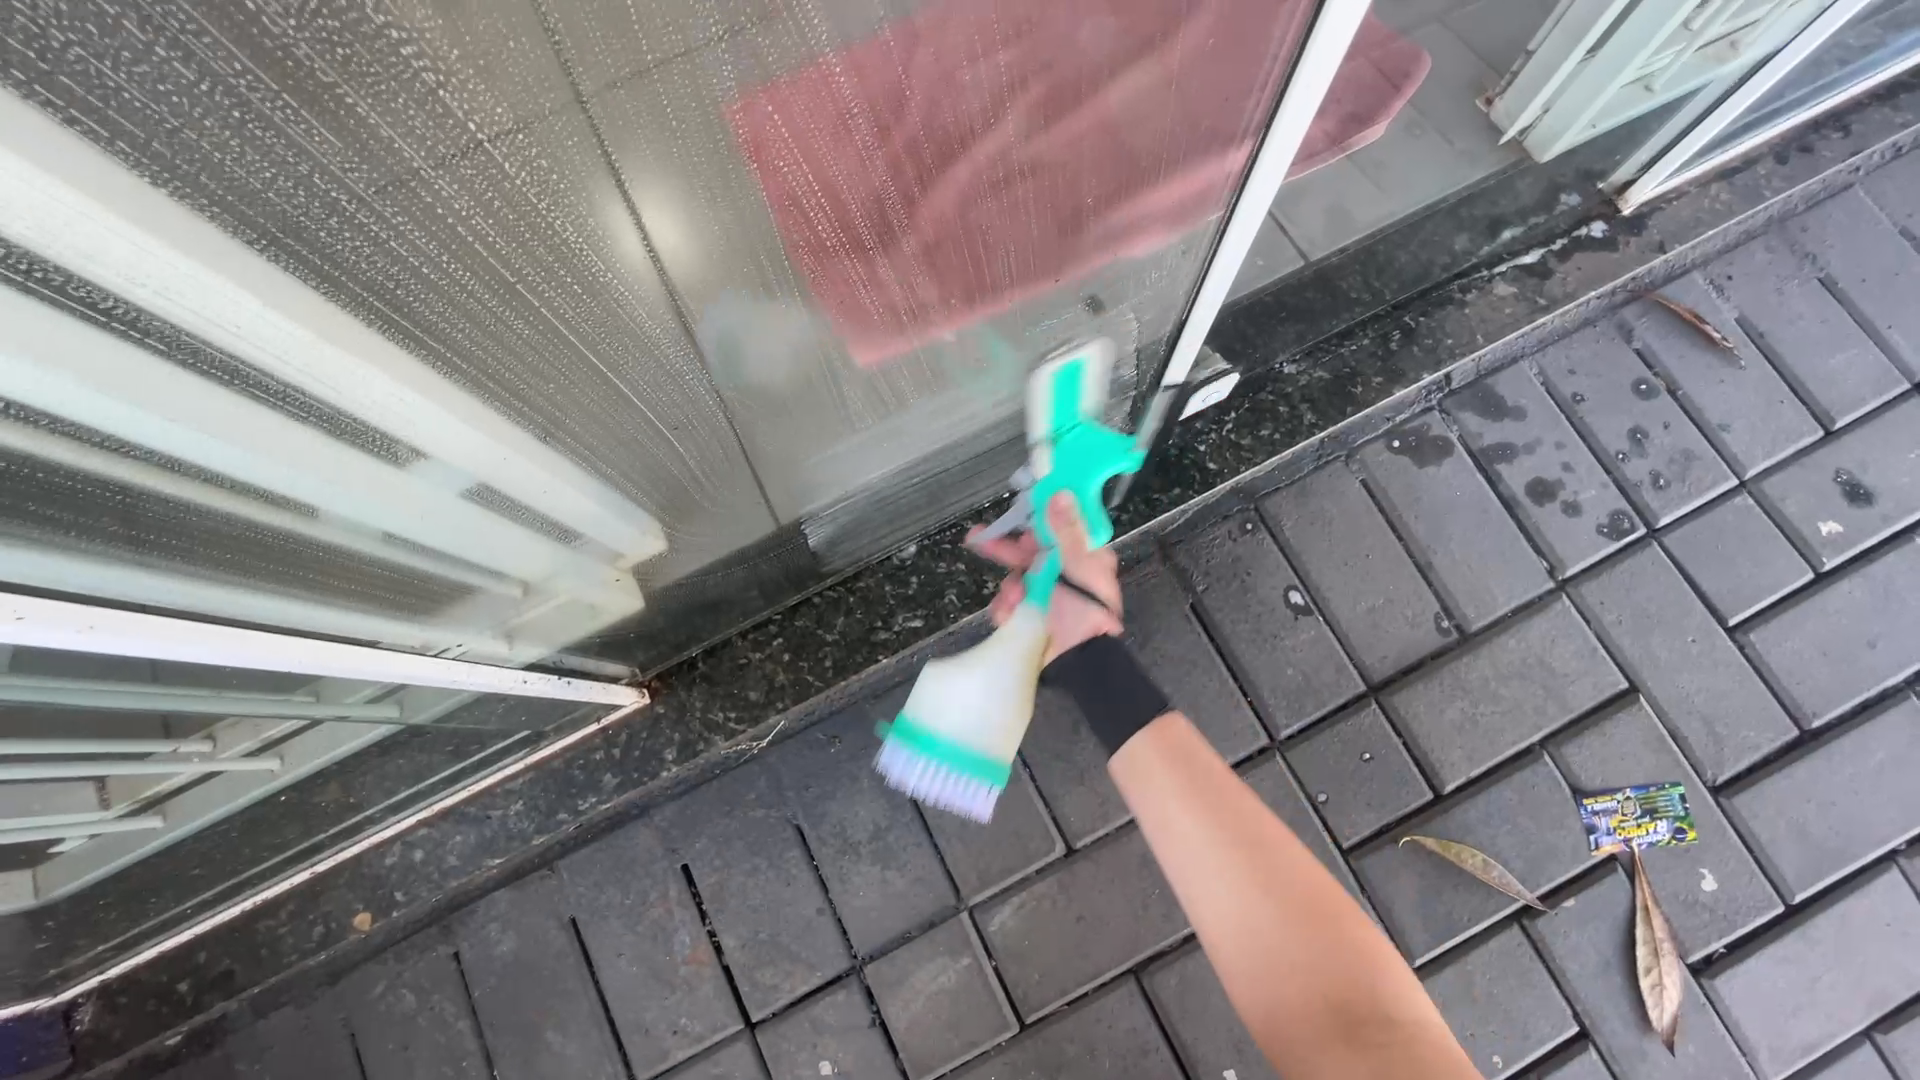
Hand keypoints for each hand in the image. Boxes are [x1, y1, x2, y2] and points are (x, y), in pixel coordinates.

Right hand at [967, 491, 1123, 662]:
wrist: (1076, 664)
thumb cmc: (1086, 614)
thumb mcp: (1080, 568)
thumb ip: (1066, 532)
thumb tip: (1059, 494)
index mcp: (1083, 559)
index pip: (1057, 530)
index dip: (1036, 522)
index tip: (1018, 514)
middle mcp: (1063, 574)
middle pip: (1028, 553)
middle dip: (1005, 550)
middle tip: (978, 538)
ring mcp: (1044, 596)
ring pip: (1015, 579)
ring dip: (1010, 588)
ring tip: (1013, 600)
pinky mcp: (1028, 616)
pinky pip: (1009, 604)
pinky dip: (1006, 608)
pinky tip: (1008, 614)